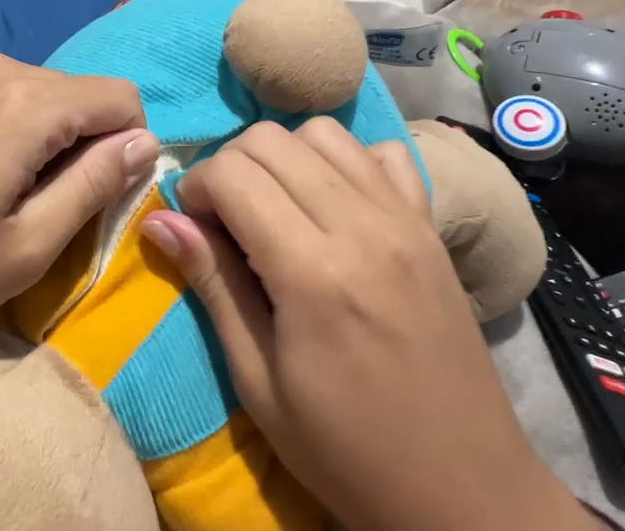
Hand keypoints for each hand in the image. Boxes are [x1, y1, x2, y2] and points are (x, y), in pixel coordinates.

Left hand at [0, 51, 157, 378]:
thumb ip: (96, 186)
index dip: (127, 149)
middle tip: (47, 209)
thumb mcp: (28, 245)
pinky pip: (12, 95)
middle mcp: (1, 68)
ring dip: (52, 141)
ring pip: (49, 95)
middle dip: (88, 146)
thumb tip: (146, 144)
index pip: (121, 98)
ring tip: (9, 197)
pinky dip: (21, 131)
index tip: (94, 200)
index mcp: (28, 101)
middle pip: (84, 95)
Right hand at [139, 120, 593, 530]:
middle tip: (225, 218)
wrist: (465, 492)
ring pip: (324, 132)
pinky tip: (333, 204)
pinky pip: (382, 154)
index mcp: (313, 272)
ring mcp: (405, 221)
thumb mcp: (259, 382)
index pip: (233, 173)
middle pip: (272, 139)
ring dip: (283, 156)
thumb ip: (214, 285)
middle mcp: (362, 227)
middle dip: (231, 165)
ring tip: (275, 207)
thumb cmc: (346, 449)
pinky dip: (346, 161)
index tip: (193, 226)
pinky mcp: (432, 228)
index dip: (196, 188)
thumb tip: (160, 219)